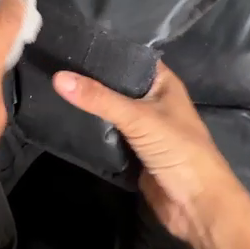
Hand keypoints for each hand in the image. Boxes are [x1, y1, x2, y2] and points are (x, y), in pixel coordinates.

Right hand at [53, 62, 239, 243]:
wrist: (198, 207)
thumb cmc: (178, 150)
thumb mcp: (137, 118)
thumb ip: (98, 98)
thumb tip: (57, 77)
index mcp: (162, 83)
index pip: (128, 57)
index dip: (104, 50)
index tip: (70, 41)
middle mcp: (152, 100)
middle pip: (115, 84)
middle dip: (89, 78)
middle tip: (53, 63)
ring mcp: (142, 127)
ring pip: (109, 109)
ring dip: (88, 104)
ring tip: (51, 85)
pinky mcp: (132, 151)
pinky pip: (106, 133)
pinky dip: (91, 128)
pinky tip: (64, 116)